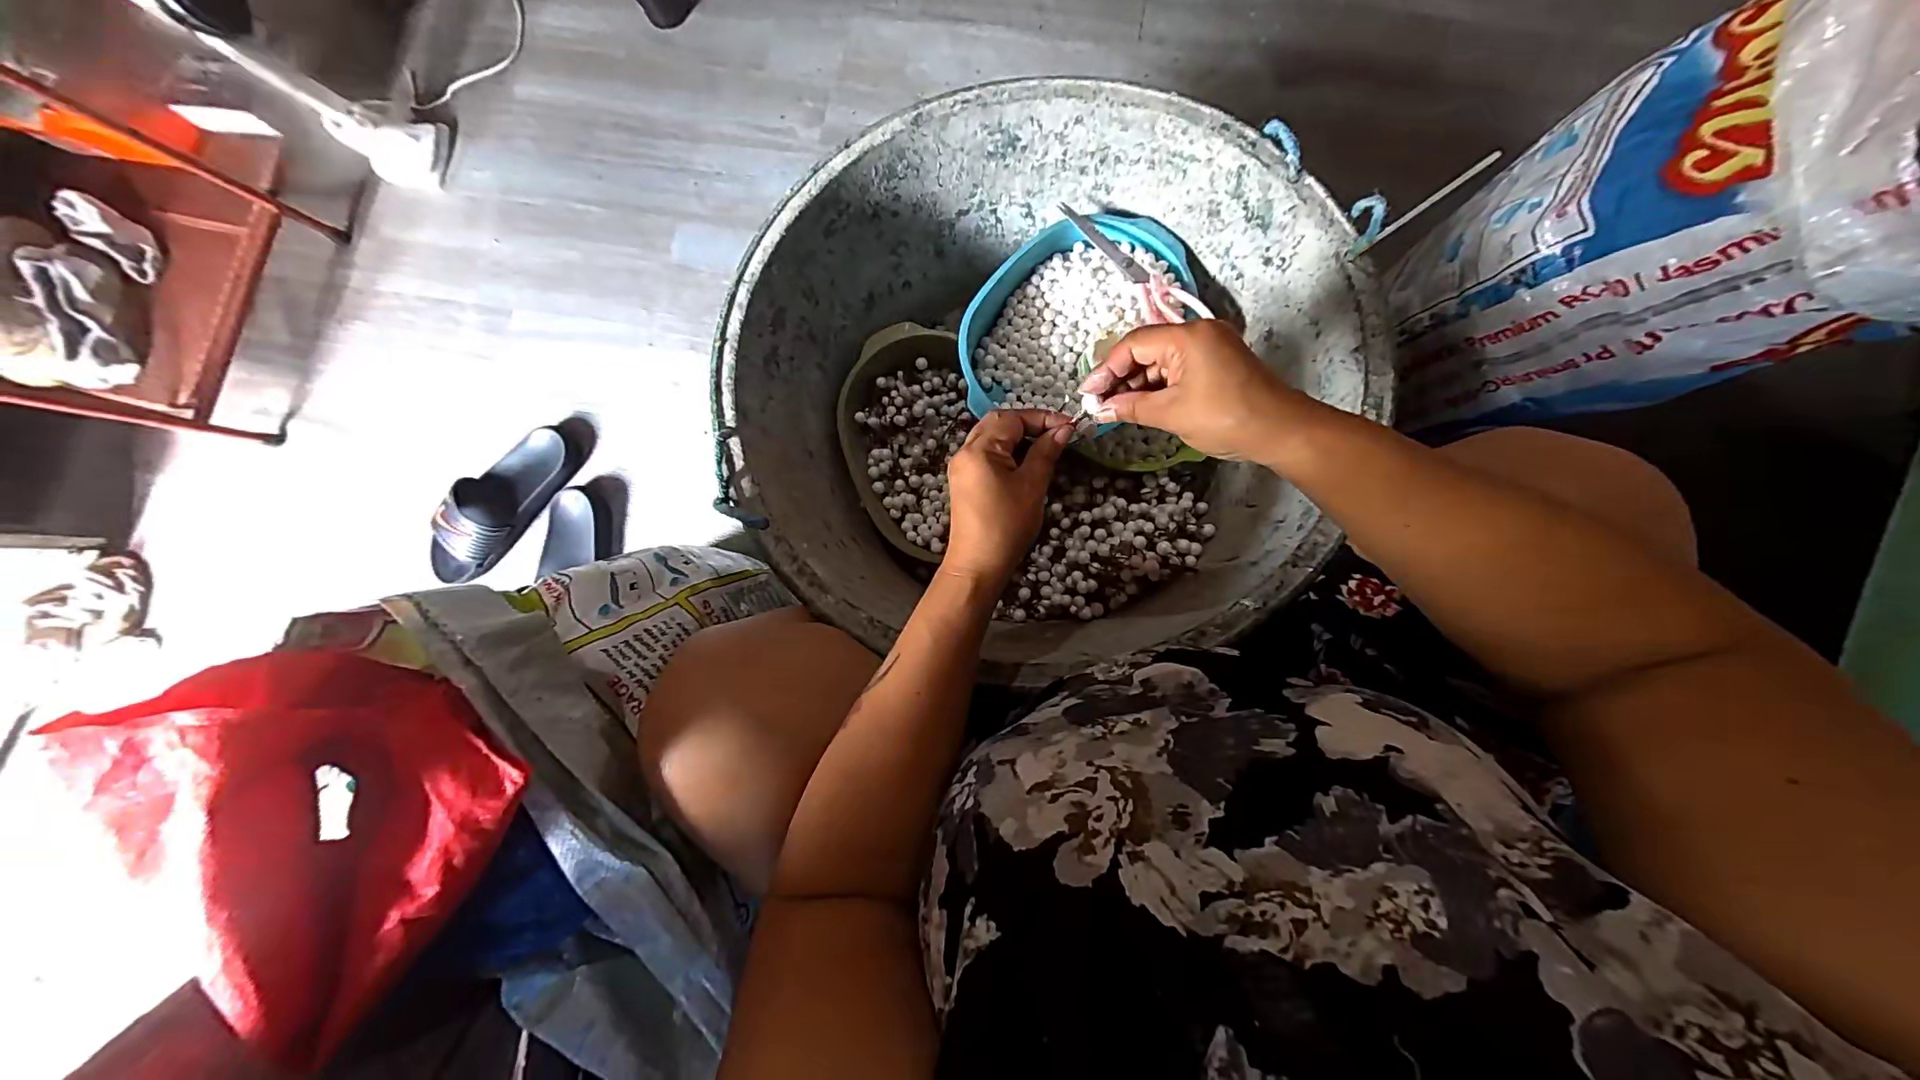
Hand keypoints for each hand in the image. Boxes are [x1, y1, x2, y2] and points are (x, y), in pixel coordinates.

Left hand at [943, 409, 1072, 581]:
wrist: (978, 565)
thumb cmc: (1007, 525)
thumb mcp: (1032, 486)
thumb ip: (1046, 452)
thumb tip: (1063, 430)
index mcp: (979, 449)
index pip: (1012, 418)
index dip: (1042, 418)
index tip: (1069, 427)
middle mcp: (965, 452)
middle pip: (998, 423)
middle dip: (1029, 424)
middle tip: (1057, 434)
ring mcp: (961, 467)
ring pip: (990, 438)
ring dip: (1018, 438)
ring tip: (1045, 448)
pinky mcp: (963, 482)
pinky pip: (985, 455)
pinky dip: (1006, 452)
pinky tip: (1025, 463)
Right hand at [1079, 321, 1303, 461]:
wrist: (1281, 431)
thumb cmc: (1227, 419)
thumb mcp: (1171, 414)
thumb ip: (1131, 407)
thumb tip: (1101, 410)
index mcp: (1187, 337)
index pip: (1133, 345)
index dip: (1106, 369)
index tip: (1088, 392)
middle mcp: (1199, 333)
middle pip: (1146, 348)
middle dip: (1120, 376)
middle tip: (1099, 402)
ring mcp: (1210, 346)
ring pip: (1161, 360)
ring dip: (1137, 383)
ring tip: (1116, 407)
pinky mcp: (1217, 361)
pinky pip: (1177, 367)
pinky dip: (1158, 385)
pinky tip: (1141, 404)